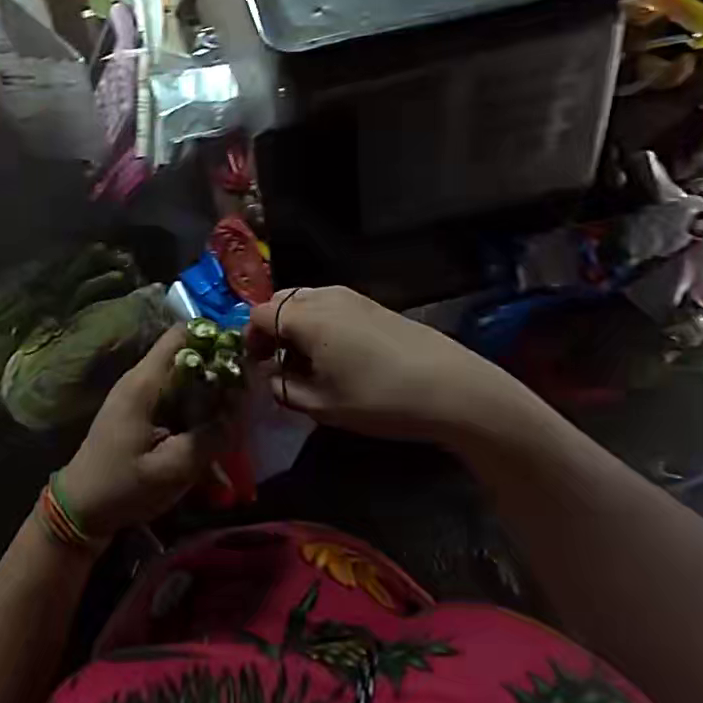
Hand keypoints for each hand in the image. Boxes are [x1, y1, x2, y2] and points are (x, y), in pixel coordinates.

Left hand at [57, 326, 229, 540]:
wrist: (82, 508)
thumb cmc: (122, 487)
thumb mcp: (171, 469)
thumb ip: (210, 438)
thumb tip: (241, 408)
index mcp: (144, 384)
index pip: (182, 335)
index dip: (215, 339)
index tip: (244, 361)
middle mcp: (142, 380)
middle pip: (189, 356)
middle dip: (220, 371)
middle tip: (247, 397)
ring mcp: (142, 396)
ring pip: (187, 379)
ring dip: (212, 394)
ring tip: (237, 418)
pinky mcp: (144, 412)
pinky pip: (179, 399)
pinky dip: (198, 410)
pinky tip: (215, 433)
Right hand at [247, 286, 539, 445]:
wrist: (452, 389)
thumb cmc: (379, 399)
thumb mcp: (321, 405)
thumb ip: (284, 388)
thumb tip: (273, 375)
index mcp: (307, 317)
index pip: (259, 315)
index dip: (250, 340)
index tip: (258, 367)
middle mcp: (326, 297)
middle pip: (281, 301)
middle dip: (271, 328)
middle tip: (277, 361)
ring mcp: (354, 298)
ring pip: (306, 300)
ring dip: (295, 324)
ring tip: (306, 360)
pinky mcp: (375, 305)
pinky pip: (330, 305)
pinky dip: (319, 322)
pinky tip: (335, 354)